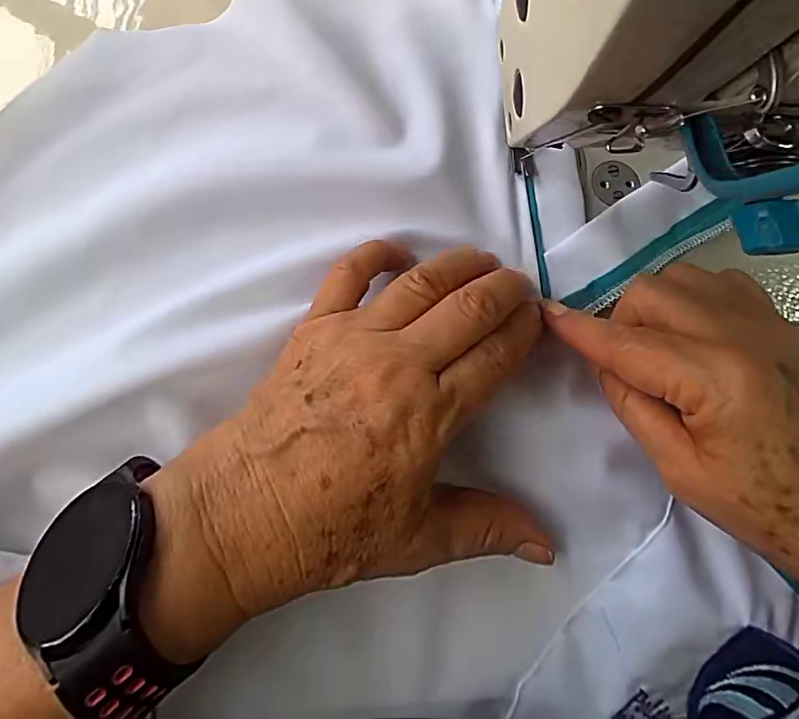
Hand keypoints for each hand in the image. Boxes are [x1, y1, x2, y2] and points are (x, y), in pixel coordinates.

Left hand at [140, 242, 551, 661]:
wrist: (251, 505)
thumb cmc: (334, 526)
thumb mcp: (418, 540)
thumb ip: (485, 528)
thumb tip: (547, 544)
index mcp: (431, 413)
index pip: (493, 356)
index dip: (522, 331)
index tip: (537, 317)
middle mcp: (397, 363)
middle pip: (465, 310)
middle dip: (501, 290)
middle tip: (518, 282)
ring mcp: (352, 338)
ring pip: (416, 285)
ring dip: (454, 265)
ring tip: (478, 259)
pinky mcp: (314, 326)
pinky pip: (346, 275)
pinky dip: (375, 255)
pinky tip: (397, 254)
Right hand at [541, 264, 798, 679]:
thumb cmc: (779, 516)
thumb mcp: (683, 473)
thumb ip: (634, 405)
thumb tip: (603, 362)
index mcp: (714, 379)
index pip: (622, 341)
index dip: (576, 327)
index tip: (541, 311)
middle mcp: (740, 335)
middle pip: (647, 292)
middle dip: (619, 321)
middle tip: (626, 367)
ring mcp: (767, 323)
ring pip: (678, 278)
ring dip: (653, 306)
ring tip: (660, 351)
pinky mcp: (783, 324)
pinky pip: (716, 282)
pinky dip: (690, 298)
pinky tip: (696, 335)